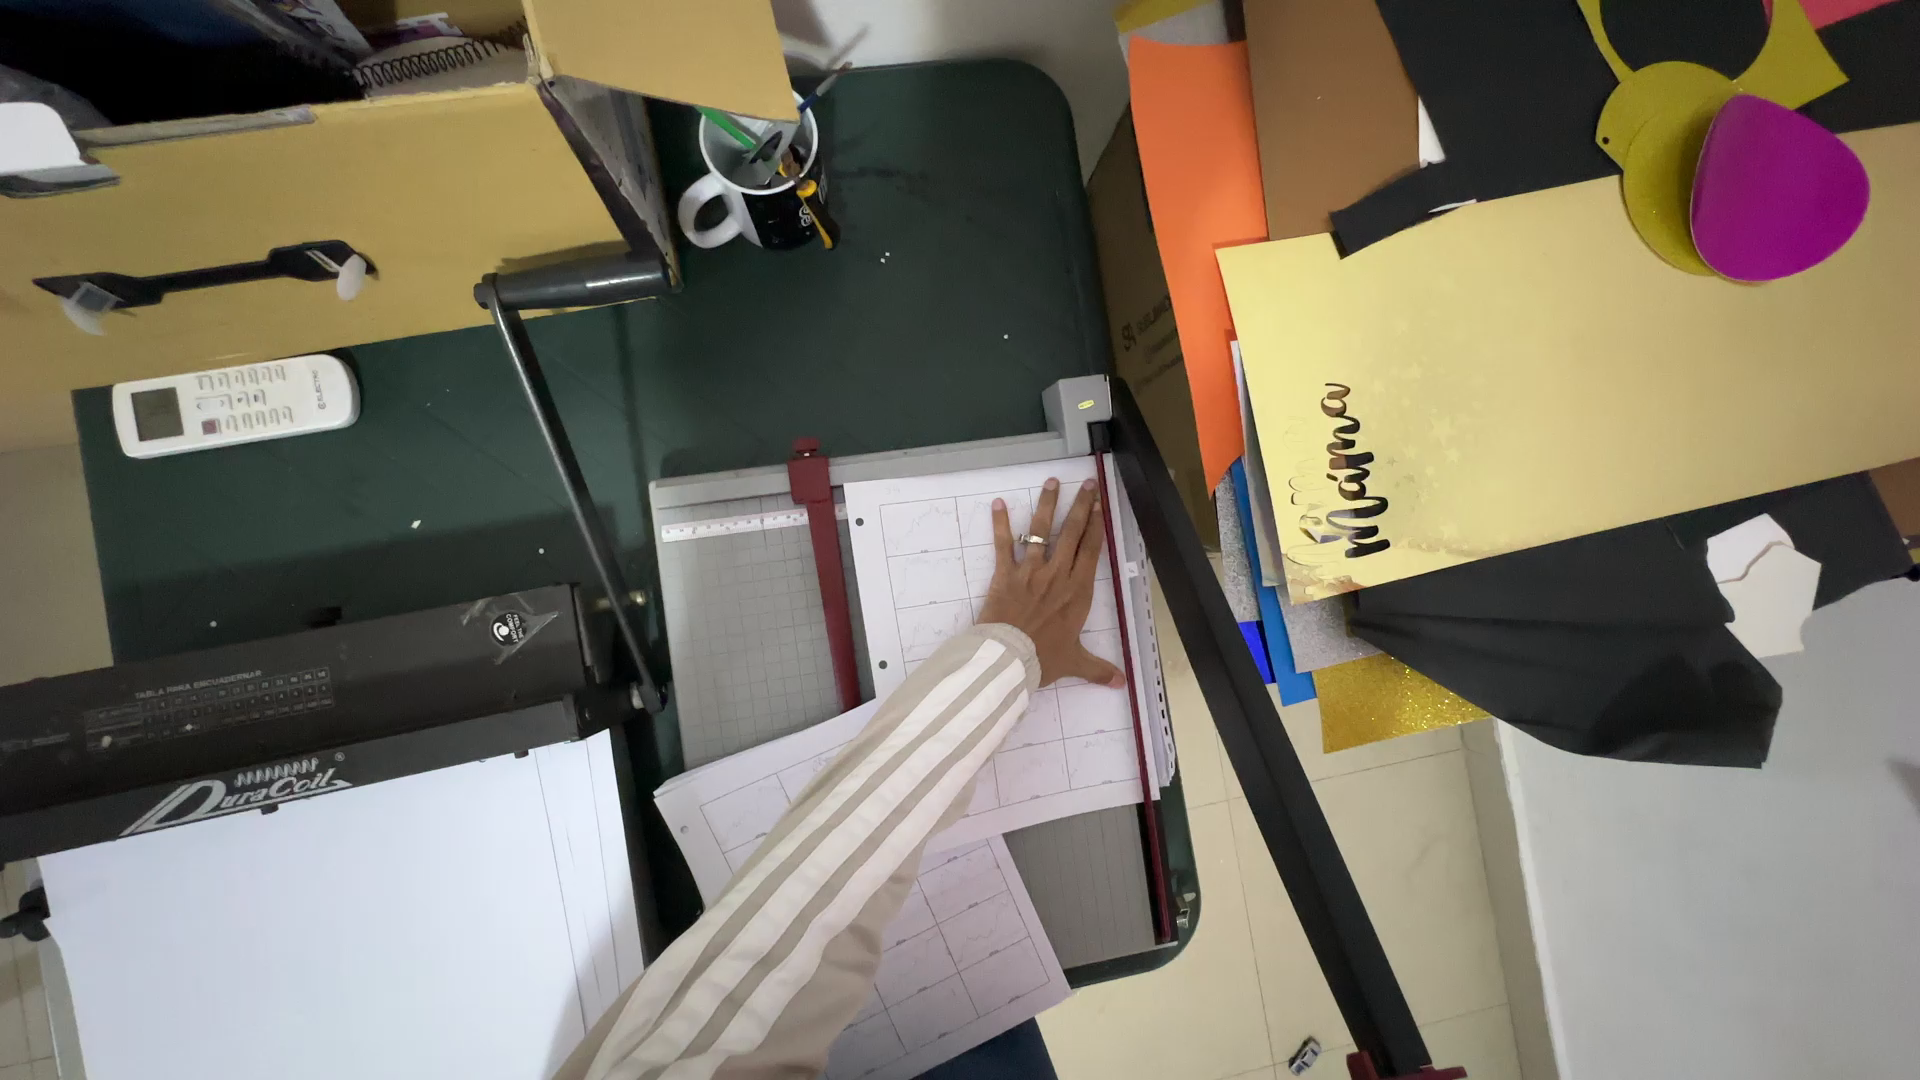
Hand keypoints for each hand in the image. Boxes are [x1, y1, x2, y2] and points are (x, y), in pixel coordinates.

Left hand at [976, 477, 1125, 688]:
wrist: (1009, 659)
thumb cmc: (1044, 659)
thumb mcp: (1074, 662)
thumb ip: (1097, 669)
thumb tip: (1121, 683)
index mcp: (1077, 591)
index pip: (1091, 551)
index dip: (1097, 525)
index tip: (1101, 504)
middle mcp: (1057, 574)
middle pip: (1071, 533)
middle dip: (1081, 506)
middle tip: (1087, 483)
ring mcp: (1030, 571)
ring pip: (1040, 531)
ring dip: (1047, 504)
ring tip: (1052, 481)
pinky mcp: (1005, 574)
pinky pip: (1002, 545)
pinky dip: (999, 524)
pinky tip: (997, 504)